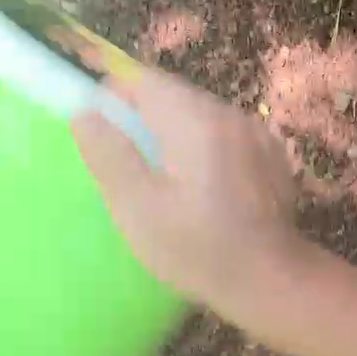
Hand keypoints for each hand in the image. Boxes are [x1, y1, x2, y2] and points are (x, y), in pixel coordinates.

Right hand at [71, 61, 302, 315]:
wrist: (269, 275)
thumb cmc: (195, 246)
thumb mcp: (138, 207)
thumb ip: (109, 155)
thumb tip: (85, 113)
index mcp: (195, 120)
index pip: (148, 80)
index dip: (116, 89)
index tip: (94, 112)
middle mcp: (230, 113)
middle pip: (177, 93)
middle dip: (144, 109)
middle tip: (119, 146)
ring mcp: (257, 130)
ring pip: (203, 111)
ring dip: (175, 126)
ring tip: (155, 165)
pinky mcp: (271, 151)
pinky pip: (227, 131)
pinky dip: (205, 141)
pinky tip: (198, 178)